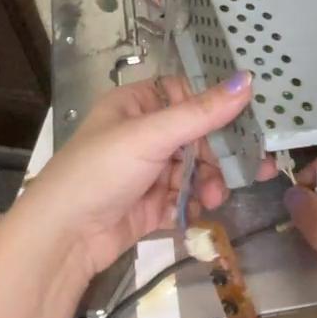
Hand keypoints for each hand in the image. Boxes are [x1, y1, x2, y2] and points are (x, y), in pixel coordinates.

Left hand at [13, 71, 268, 280]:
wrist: (62, 237)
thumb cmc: (100, 171)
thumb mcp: (150, 136)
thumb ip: (201, 112)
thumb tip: (247, 80)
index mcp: (134, 105)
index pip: (185, 95)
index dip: (215, 106)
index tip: (249, 119)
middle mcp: (141, 134)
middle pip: (195, 136)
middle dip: (220, 154)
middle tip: (254, 166)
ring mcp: (146, 171)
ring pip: (194, 170)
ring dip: (210, 182)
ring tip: (217, 197)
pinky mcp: (149, 205)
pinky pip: (184, 198)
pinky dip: (195, 204)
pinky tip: (202, 211)